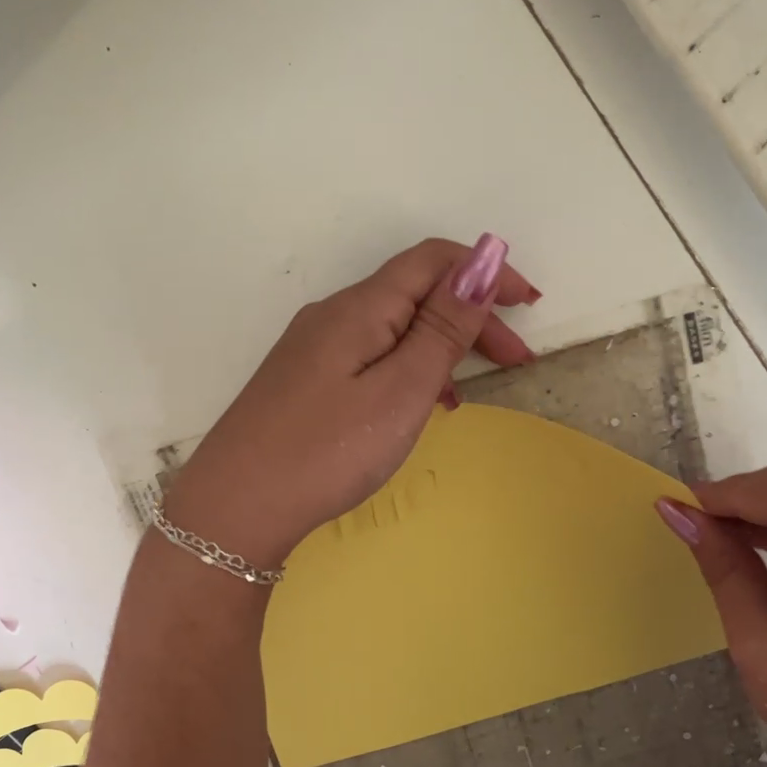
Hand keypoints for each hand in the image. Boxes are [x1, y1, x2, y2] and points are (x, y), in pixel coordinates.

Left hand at [163, 235, 539, 568]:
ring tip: (471, 391)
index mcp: (360, 308)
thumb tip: (481, 259)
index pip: (432, 261)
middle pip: (414, 293)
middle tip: (517, 361)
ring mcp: (314, 350)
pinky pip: (371, 358)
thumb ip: (443, 327)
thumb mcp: (401, 390)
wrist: (236, 507)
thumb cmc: (327, 451)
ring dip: (442, 347)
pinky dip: (408, 370)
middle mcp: (333, 316)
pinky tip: (420, 407)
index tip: (530, 306)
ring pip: (393, 328)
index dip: (485, 272)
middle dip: (472, 317)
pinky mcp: (304, 382)